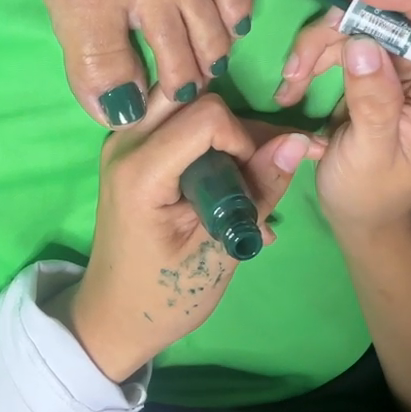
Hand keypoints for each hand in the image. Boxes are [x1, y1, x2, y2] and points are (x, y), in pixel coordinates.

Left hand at [57, 93, 318, 381]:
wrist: (112, 316)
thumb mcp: (220, 251)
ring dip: (222, 131)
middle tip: (256, 169)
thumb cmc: (164, 294)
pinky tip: (227, 182)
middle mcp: (124, 141)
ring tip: (247, 180)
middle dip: (234, 126)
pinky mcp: (130, 146)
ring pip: (186, 100)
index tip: (249, 182)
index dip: (242, 140)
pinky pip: (175, 118)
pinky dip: (207, 139)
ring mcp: (123, 140)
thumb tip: (298, 141)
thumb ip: (259, 191)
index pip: (207, 114)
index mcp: (140, 170)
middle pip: (195, 95)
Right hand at [275, 0, 410, 234]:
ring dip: (332, 30)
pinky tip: (297, 76)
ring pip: (381, 9)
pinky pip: (355, 27)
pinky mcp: (385, 58)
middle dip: (374, 2)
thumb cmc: (371, 193)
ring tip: (297, 73)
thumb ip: (372, 103)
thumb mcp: (369, 157)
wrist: (360, 212)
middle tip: (330, 19)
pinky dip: (321, 42)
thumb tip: (364, 45)